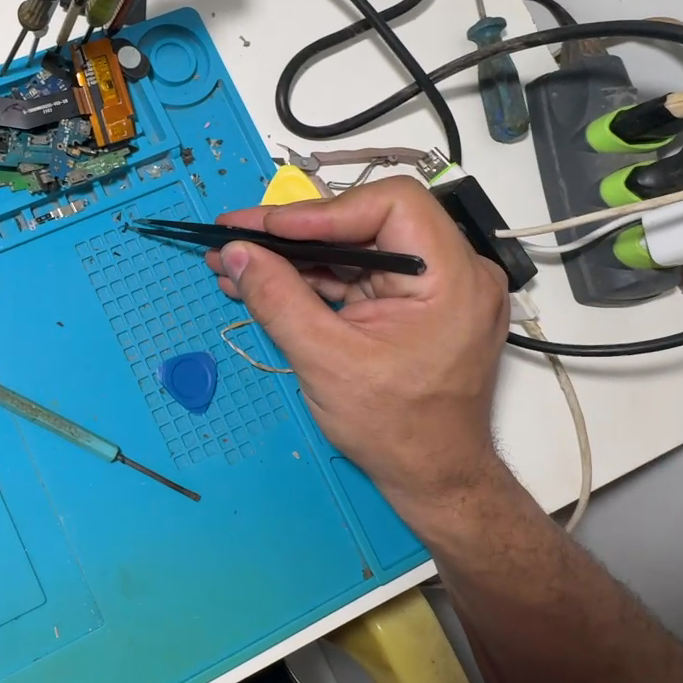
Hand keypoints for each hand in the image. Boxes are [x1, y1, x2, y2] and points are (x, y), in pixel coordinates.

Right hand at [207, 178, 510, 526]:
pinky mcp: (406, 306)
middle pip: (364, 223)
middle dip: (292, 233)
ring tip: (232, 262)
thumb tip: (235, 251)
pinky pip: (351, 278)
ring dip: (290, 257)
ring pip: (351, 250)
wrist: (431, 477)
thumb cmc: (393, 428)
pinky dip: (306, 280)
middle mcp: (449, 271)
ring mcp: (428, 289)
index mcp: (450, 277)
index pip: (390, 205)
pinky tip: (259, 283)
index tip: (266, 230)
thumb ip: (278, 299)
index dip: (322, 211)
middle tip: (233, 235)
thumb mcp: (325, 361)